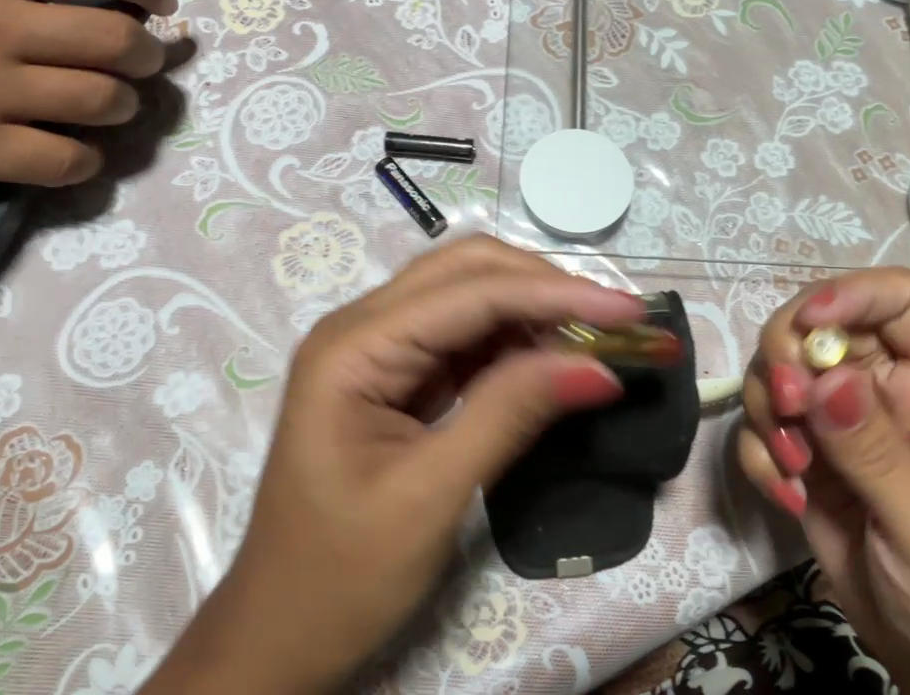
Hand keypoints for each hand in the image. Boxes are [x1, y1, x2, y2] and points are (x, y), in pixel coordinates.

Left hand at [145, 237, 643, 694]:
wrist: (280, 638)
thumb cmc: (340, 577)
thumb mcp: (430, 496)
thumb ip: (510, 415)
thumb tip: (599, 365)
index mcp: (352, 347)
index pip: (470, 292)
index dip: (555, 294)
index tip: (630, 314)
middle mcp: (362, 329)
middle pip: (467, 272)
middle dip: (546, 287)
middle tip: (619, 322)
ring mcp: (378, 351)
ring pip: (469, 297)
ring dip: (536, 309)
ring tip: (601, 338)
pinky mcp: (398, 378)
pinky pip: (466, 338)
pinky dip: (517, 341)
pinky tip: (556, 358)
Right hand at [738, 270, 909, 694]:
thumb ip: (879, 454)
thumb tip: (828, 379)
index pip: (903, 304)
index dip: (854, 294)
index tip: (808, 328)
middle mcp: (885, 393)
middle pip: (821, 326)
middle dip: (787, 355)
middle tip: (785, 408)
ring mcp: (840, 425)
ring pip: (779, 371)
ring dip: (768, 411)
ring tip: (792, 471)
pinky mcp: (805, 459)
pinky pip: (762, 428)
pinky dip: (759, 455)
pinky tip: (785, 499)